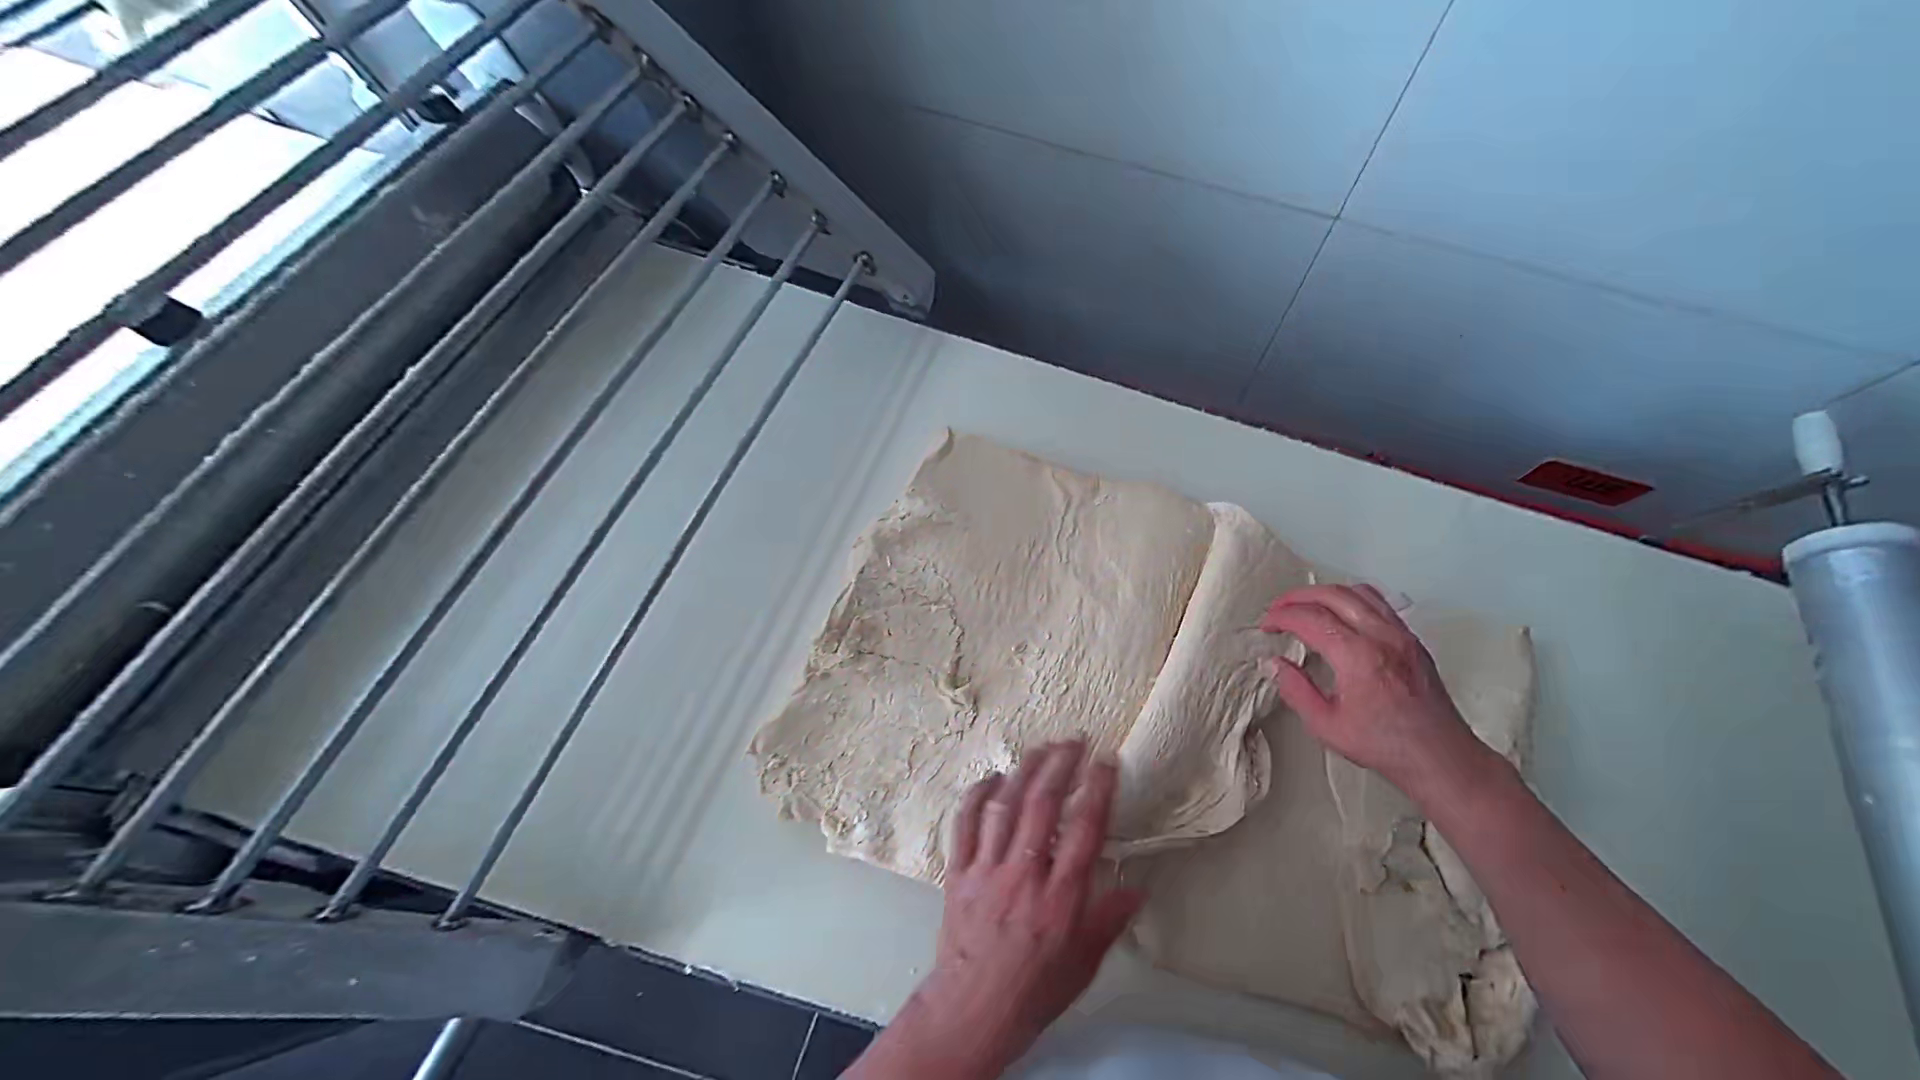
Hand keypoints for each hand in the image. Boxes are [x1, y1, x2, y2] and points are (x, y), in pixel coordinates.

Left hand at [847, 742, 1142, 1079]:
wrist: (972, 1010)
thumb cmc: (1032, 991)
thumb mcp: (1083, 964)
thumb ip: (1108, 921)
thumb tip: (1137, 890)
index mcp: (1060, 899)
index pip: (1084, 831)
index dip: (1098, 790)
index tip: (1106, 761)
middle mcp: (1024, 876)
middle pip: (1043, 806)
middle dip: (1061, 766)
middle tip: (1074, 740)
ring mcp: (987, 870)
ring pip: (1005, 806)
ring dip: (1024, 771)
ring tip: (1041, 747)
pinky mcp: (959, 872)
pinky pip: (965, 823)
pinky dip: (978, 795)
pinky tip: (993, 778)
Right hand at [1261, 584, 1500, 804]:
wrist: (1440, 757)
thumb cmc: (1386, 746)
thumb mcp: (1325, 725)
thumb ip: (1295, 689)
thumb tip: (1275, 664)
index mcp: (1357, 657)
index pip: (1309, 618)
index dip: (1281, 616)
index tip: (1267, 625)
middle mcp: (1382, 638)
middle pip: (1332, 594)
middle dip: (1297, 597)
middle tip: (1278, 610)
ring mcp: (1401, 636)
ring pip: (1358, 592)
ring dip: (1325, 593)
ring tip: (1305, 606)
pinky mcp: (1412, 641)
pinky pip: (1378, 603)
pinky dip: (1350, 599)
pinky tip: (1339, 614)